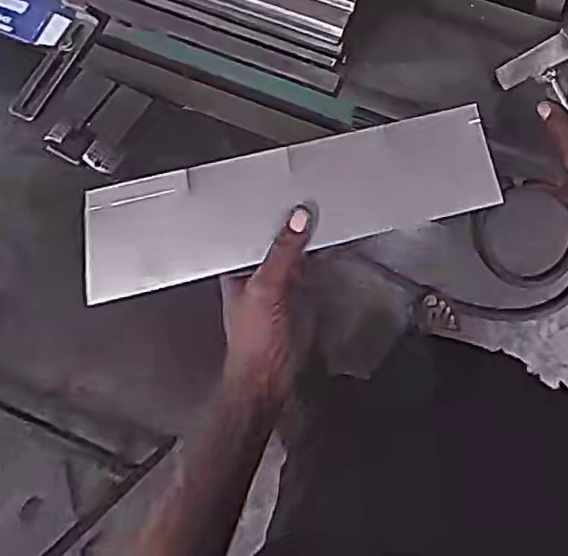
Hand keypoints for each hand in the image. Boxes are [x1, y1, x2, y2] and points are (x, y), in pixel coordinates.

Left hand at [219, 204, 314, 413]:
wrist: (270, 379)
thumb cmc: (253, 341)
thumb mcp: (265, 288)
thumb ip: (283, 253)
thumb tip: (298, 219)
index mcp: (236, 267)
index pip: (250, 229)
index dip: (265, 209)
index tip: (286, 188)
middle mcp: (257, 270)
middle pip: (276, 236)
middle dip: (291, 219)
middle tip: (311, 192)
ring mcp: (280, 280)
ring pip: (295, 248)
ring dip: (307, 232)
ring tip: (323, 204)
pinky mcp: (302, 289)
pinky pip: (311, 261)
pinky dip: (321, 248)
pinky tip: (331, 233)